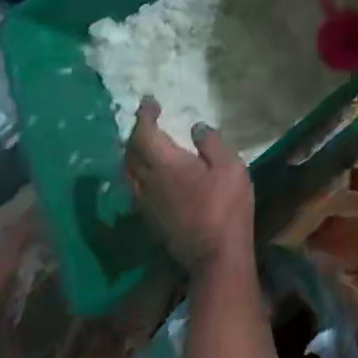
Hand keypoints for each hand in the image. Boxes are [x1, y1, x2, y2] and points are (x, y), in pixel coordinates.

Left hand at [125, 99, 253, 273]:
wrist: (215, 255)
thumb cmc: (225, 205)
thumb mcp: (229, 166)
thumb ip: (211, 143)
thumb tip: (195, 127)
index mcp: (164, 164)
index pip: (143, 134)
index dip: (144, 116)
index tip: (149, 102)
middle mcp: (147, 182)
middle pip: (130, 153)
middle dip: (136, 134)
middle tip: (148, 121)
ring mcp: (146, 204)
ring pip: (129, 173)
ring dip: (133, 155)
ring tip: (146, 146)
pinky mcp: (150, 220)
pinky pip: (135, 189)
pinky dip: (138, 174)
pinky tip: (152, 176)